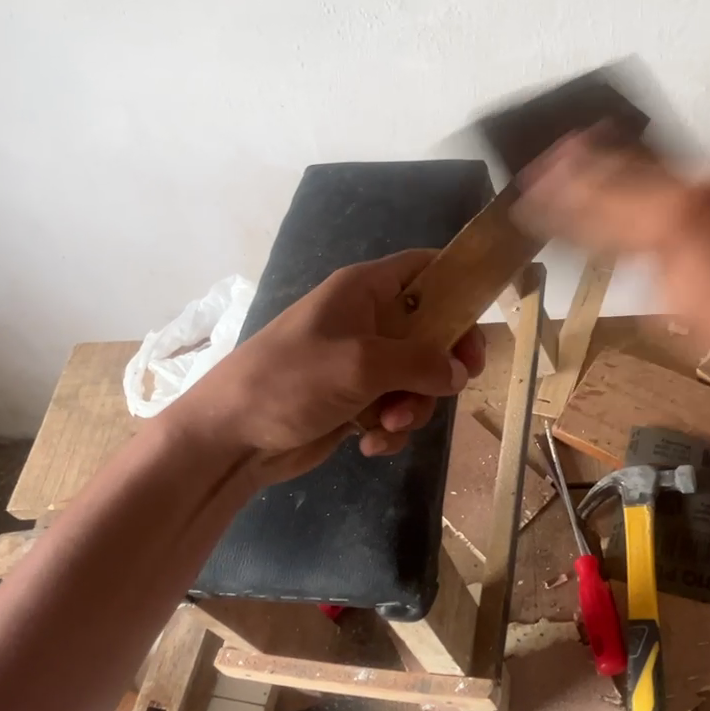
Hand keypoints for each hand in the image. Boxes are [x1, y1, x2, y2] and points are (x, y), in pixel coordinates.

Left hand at [170, 250, 486, 484]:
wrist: (230, 437)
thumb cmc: (291, 380)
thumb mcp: (362, 364)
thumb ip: (420, 363)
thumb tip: (459, 372)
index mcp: (364, 290)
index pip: (425, 268)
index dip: (458, 287)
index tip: (479, 322)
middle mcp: (366, 320)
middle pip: (431, 331)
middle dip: (439, 366)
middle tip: (452, 386)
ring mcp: (359, 362)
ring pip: (416, 377)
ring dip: (413, 405)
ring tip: (388, 422)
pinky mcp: (353, 400)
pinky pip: (394, 407)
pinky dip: (390, 426)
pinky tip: (370, 442)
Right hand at [514, 129, 709, 334]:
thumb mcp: (683, 309)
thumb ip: (647, 269)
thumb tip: (630, 255)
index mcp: (675, 223)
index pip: (599, 208)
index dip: (560, 203)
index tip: (533, 196)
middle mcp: (702, 190)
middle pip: (626, 170)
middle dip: (583, 162)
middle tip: (549, 154)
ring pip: (660, 170)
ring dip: (621, 166)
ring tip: (587, 150)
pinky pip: (692, 181)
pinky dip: (663, 183)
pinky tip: (650, 187)